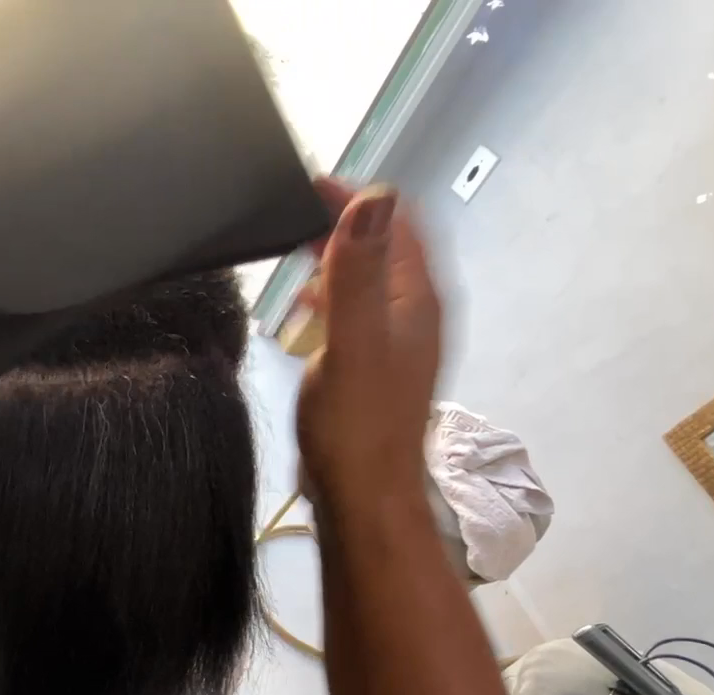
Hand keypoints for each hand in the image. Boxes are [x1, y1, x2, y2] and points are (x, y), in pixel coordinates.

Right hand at [295, 177, 445, 503]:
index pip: (397, 225)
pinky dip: (330, 296)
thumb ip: (360, 275)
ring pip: (370, 280)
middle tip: (295, 212)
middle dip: (346, 223)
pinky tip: (303, 308)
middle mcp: (415, 314)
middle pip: (387, 248)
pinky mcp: (372, 366)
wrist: (362, 491)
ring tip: (295, 249)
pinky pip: (355, 312)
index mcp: (418, 300)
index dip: (358, 199)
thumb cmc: (355, 423)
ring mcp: (395, 342)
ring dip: (337, 258)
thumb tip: (372, 200)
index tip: (310, 184)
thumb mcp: (353, 344)